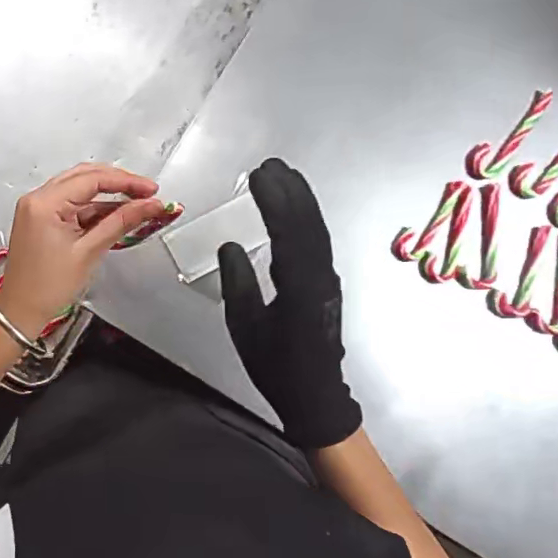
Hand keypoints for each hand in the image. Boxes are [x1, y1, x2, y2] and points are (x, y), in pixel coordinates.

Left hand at [0, 163, 169, 336]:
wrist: (21, 311)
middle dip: (117, 183)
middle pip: (84, 177)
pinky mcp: (40, 220)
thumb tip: (149, 205)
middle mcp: (36, 199)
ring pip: (78, 190)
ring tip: (137, 204)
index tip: (151, 189)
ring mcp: (36, 209)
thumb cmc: (48, 287)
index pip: (91, 179)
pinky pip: (70, 205)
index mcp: (43, 203)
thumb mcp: (89, 252)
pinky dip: (92, 209)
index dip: (125, 182)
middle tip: (146, 193)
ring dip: (107, 196)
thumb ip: (120, 222)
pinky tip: (115, 215)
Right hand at [217, 158, 361, 448]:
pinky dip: (305, 219)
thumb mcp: (245, 327)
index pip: (287, 231)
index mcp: (298, 286)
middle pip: (308, 223)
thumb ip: (238, 283)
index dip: (273, 201)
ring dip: (301, 200)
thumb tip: (230, 246)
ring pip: (316, 230)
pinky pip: (317, 242)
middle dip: (290, 190)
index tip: (257, 176)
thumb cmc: (275, 365)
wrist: (314, 393)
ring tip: (284, 177)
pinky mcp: (325, 283)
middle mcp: (319, 275)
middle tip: (271, 165)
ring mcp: (326, 278)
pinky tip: (295, 211)